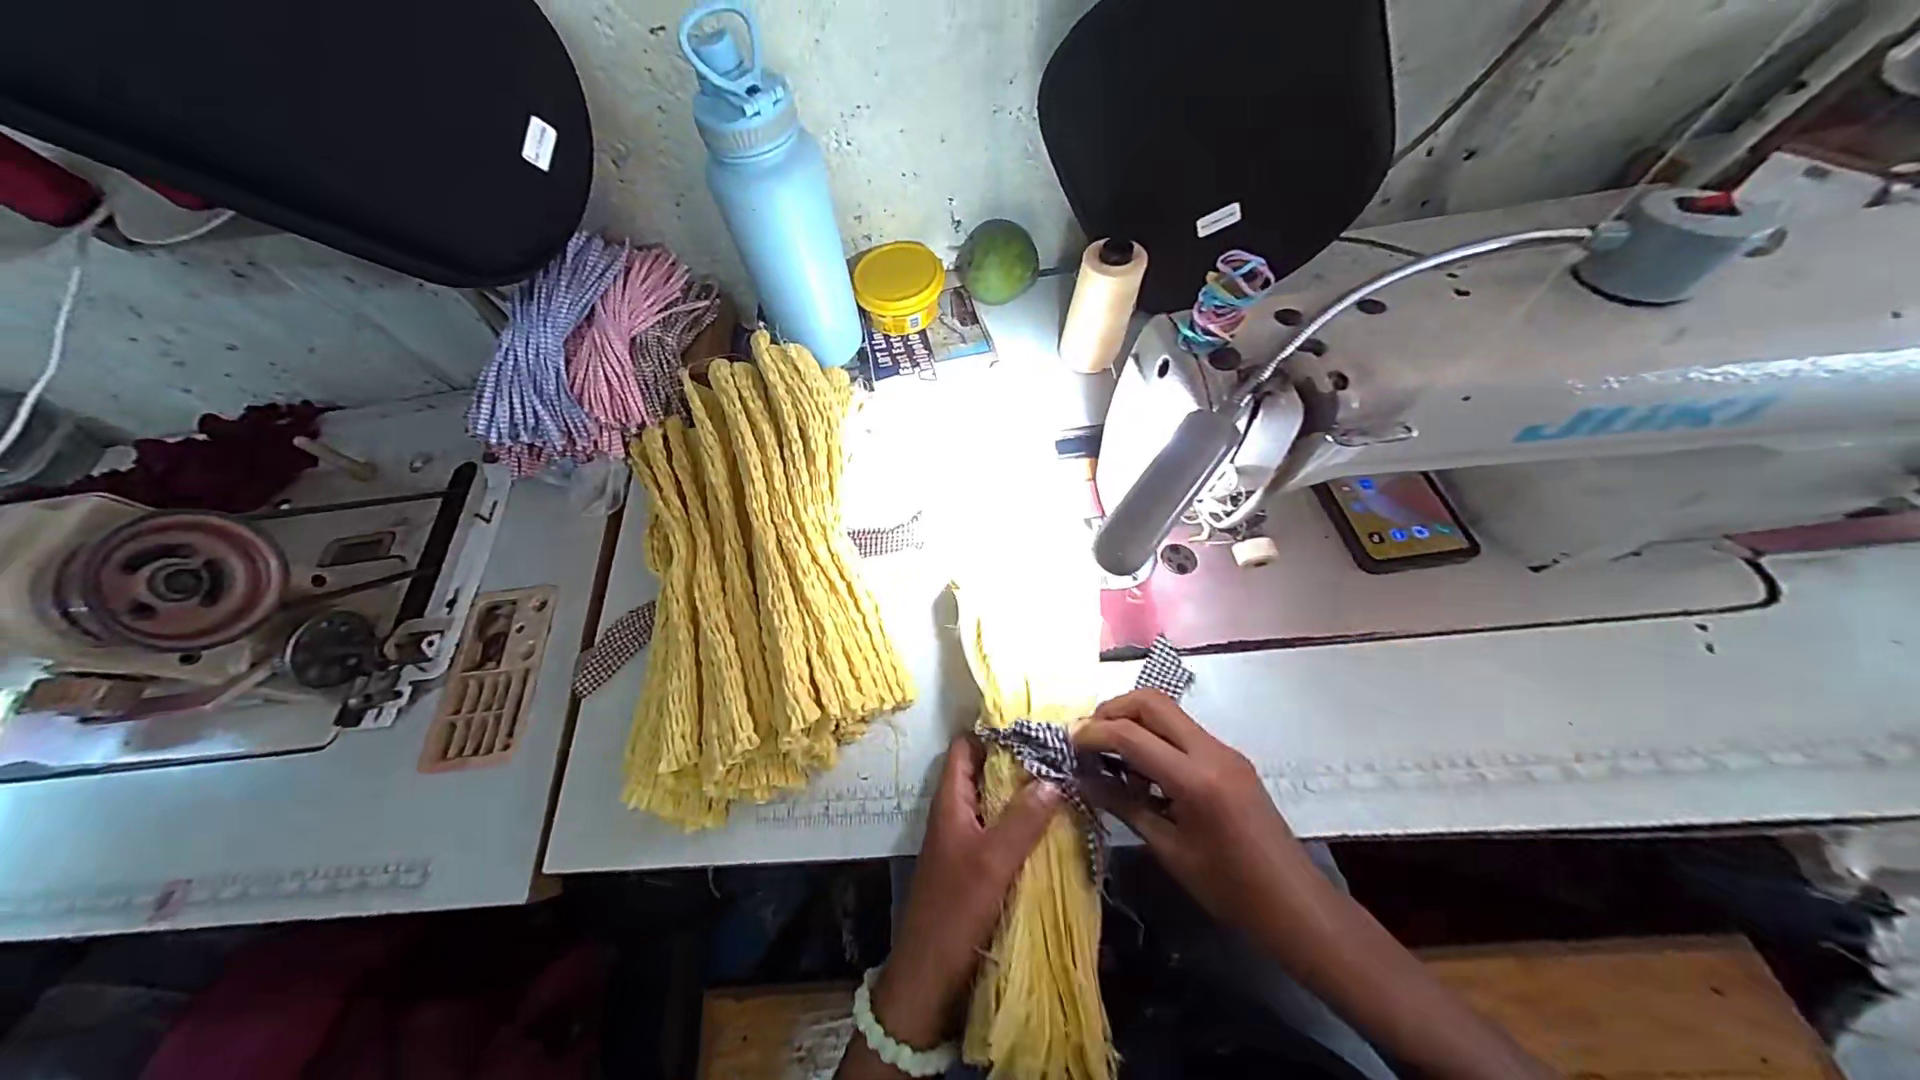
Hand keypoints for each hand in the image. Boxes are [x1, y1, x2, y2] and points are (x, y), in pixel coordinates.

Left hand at [874, 733, 1063, 1048]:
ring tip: (1066, 784)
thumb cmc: (955, 911)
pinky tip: (1055, 827)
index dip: (994, 732)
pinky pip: (1003, 831)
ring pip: (997, 802)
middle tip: (1062, 756)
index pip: (965, 747)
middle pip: (985, 772)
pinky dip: (1025, 824)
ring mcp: (967, 839)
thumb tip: (1054, 776)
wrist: (930, 976)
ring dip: (1025, 794)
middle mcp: (957, 813)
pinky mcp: (978, 865)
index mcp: (950, 801)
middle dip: (1019, 762)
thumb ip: (1023, 818)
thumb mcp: (993, 860)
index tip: (1035, 729)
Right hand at [1076, 692, 1555, 1079]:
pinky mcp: (1230, 758)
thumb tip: (1085, 780)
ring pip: (1168, 711)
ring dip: (1133, 721)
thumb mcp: (1169, 850)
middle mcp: (1212, 751)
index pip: (1131, 734)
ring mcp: (1225, 750)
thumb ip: (1125, 806)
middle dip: (1112, 710)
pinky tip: (1142, 772)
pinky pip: (1183, 732)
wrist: (1295, 904)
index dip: (1093, 734)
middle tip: (1088, 737)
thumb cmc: (1229, 889)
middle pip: (1152, 701)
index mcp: (1196, 779)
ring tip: (1110, 756)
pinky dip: (1154, 738)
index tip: (1068, 745)